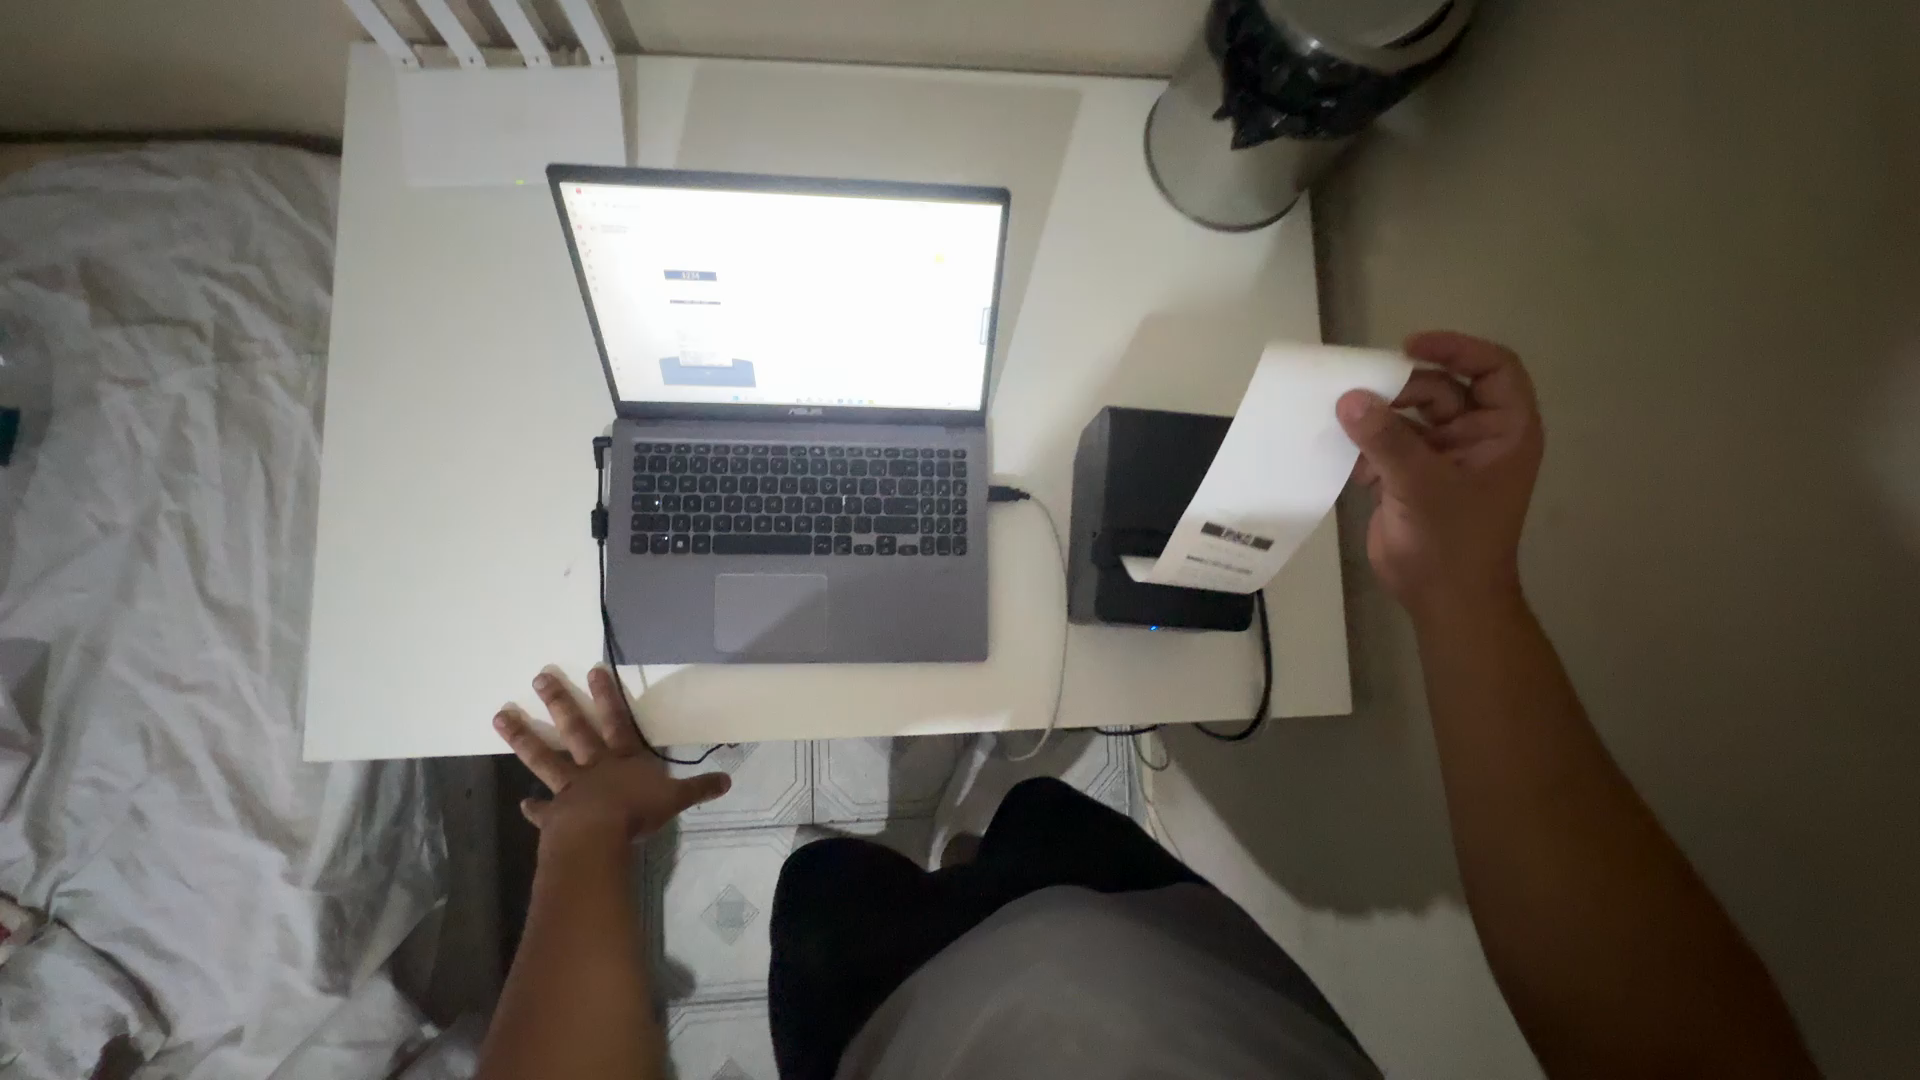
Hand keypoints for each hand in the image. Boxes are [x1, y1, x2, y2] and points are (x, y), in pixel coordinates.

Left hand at [494, 666, 730, 847]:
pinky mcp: (554, 814)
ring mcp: (570, 788)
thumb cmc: (637, 812)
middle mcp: (594, 766)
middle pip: (574, 729)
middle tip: (539, 678)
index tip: (592, 670)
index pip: (616, 720)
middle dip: (559, 702)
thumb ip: (699, 788)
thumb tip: (728, 781)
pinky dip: (534, 807)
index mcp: (624, 758)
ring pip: (544, 757)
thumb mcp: (676, 799)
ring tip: (500, 717)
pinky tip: (523, 803)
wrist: (596, 839)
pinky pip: (543, 809)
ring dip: (523, 737)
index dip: (607, 695)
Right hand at [1337, 331, 1542, 619]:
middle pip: (1439, 390)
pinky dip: (1365, 449)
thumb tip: (1349, 399)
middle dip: (1400, 389)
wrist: (1442, 596)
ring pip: (1407, 418)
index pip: (1492, 369)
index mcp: (1503, 431)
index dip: (1456, 349)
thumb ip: (1385, 439)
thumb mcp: (1422, 483)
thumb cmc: (1452, 540)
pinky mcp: (1409, 479)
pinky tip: (1351, 466)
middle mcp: (1475, 437)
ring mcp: (1441, 459)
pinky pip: (1385, 446)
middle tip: (1359, 394)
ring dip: (1376, 419)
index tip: (1408, 346)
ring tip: (1344, 424)